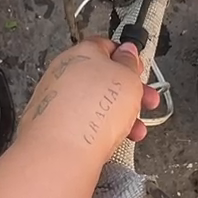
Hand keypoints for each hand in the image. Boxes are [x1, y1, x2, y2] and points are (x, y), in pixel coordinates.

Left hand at [15, 38, 160, 167]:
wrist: (60, 151)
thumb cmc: (92, 110)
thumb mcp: (127, 78)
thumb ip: (130, 62)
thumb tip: (127, 51)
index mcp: (81, 53)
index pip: (106, 46)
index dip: (127, 57)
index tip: (139, 69)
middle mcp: (64, 73)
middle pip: (102, 78)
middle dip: (129, 91)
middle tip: (146, 101)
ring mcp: (56, 100)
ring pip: (94, 104)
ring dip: (120, 115)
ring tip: (136, 129)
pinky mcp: (52, 126)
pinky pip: (83, 124)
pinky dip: (101, 130)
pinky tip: (114, 141)